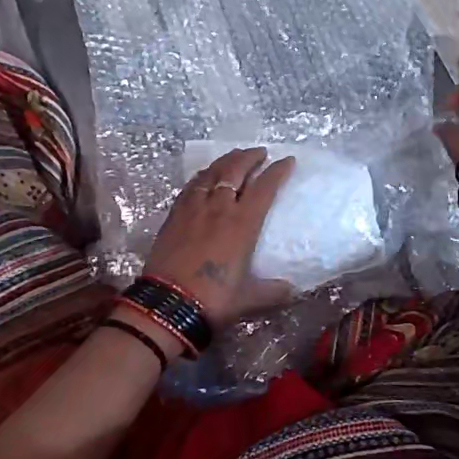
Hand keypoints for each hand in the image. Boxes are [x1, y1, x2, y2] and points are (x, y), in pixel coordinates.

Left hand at [141, 147, 295, 327]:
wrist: (168, 306)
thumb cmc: (214, 301)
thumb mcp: (250, 299)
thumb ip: (272, 291)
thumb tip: (290, 289)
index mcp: (242, 224)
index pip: (264, 188)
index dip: (277, 171)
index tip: (287, 160)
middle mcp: (218, 209)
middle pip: (234, 171)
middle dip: (249, 157)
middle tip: (259, 153)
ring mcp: (192, 210)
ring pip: (210, 174)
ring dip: (224, 162)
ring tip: (233, 159)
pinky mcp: (173, 217)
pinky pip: (190, 187)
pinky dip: (201, 177)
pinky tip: (203, 178)